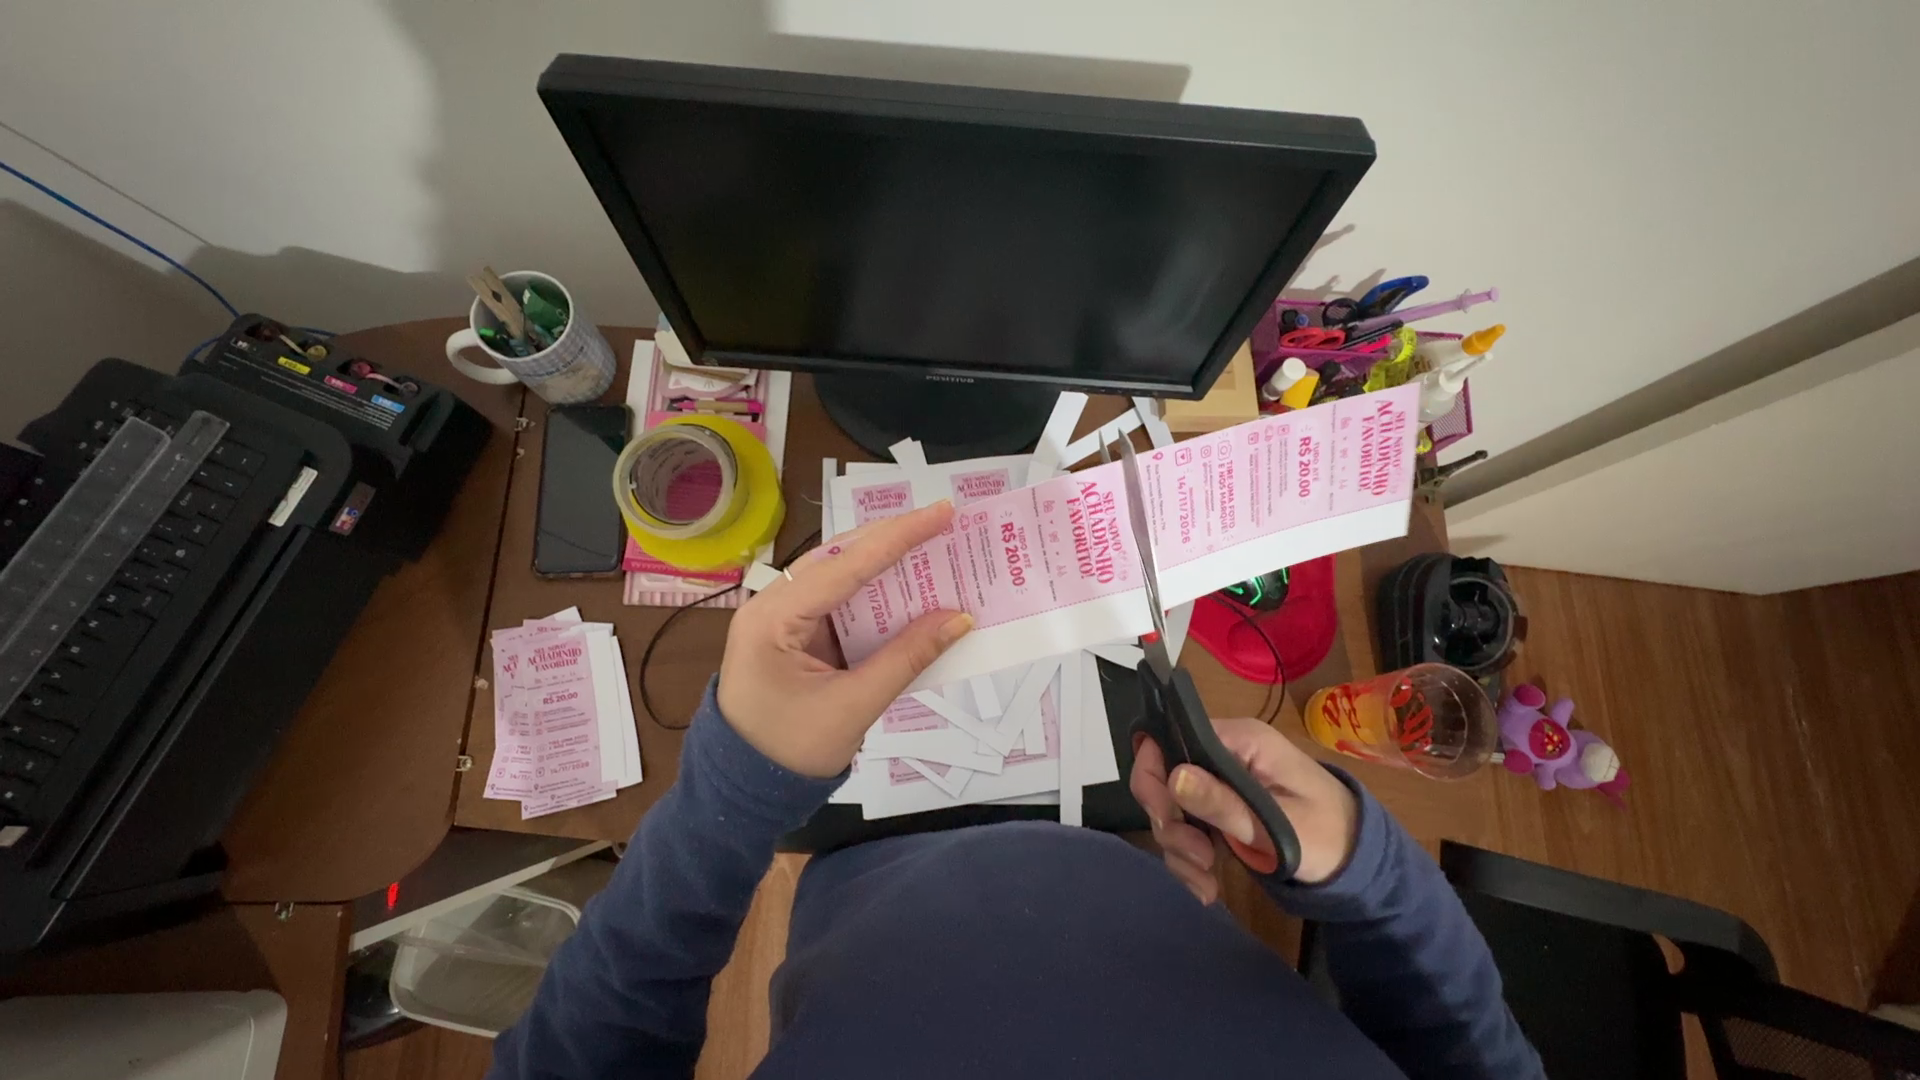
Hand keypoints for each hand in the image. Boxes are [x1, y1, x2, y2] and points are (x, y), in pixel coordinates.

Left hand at [716, 501, 972, 777]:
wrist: (742, 791)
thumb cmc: (790, 752)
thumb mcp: (853, 706)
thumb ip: (907, 658)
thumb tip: (959, 619)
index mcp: (774, 618)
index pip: (846, 566)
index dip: (899, 537)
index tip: (942, 512)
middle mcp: (772, 604)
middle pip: (839, 558)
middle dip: (892, 539)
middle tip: (943, 521)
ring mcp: (780, 616)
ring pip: (839, 574)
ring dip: (885, 562)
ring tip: (931, 544)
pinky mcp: (793, 633)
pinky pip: (838, 600)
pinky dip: (874, 592)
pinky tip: (906, 585)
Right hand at [1129, 717, 1358, 900]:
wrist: (1358, 865)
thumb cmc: (1330, 836)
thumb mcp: (1281, 826)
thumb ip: (1226, 803)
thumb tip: (1174, 777)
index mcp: (1240, 740)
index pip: (1171, 737)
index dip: (1154, 775)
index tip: (1166, 818)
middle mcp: (1223, 753)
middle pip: (1163, 777)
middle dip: (1170, 823)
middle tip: (1198, 858)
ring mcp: (1218, 781)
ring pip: (1169, 809)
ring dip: (1179, 849)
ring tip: (1208, 882)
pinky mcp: (1217, 809)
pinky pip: (1183, 829)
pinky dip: (1187, 861)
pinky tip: (1207, 886)